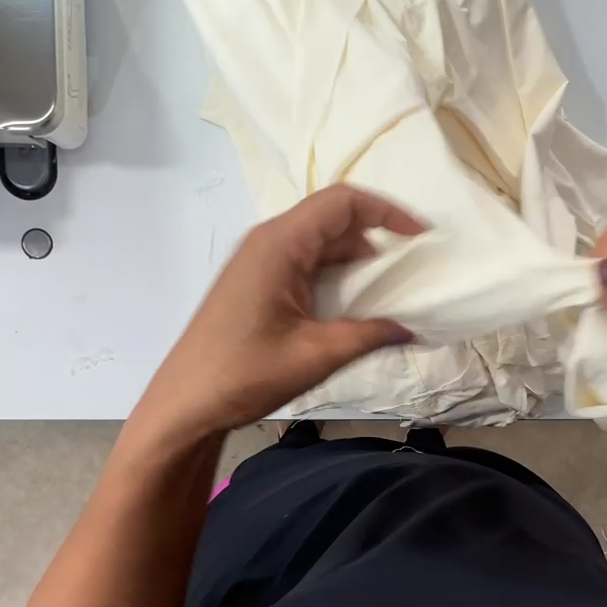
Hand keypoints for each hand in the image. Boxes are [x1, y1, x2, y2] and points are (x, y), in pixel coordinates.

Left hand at [130, 186, 422, 440]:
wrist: (185, 404)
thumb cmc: (245, 374)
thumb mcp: (316, 355)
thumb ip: (369, 335)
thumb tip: (412, 328)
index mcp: (280, 244)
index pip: (342, 202)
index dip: (387, 212)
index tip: (421, 238)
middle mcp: (268, 241)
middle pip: (332, 220)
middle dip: (376, 239)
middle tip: (411, 270)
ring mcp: (258, 262)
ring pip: (319, 244)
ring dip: (355, 262)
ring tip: (390, 293)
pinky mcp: (255, 284)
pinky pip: (303, 265)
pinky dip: (334, 277)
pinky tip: (354, 308)